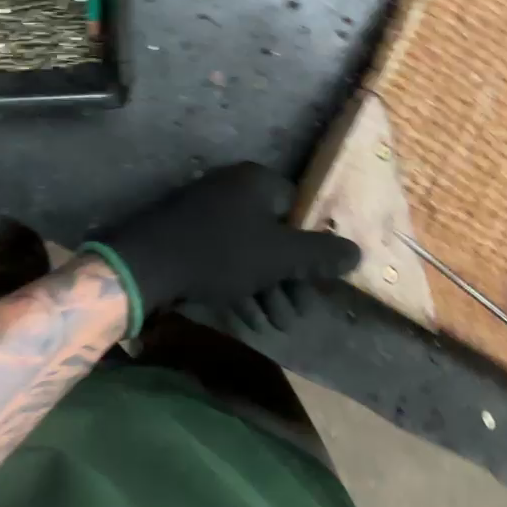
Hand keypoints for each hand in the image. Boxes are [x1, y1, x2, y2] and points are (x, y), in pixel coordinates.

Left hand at [83, 163, 358, 326]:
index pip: (298, 210)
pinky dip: (238, 285)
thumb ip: (320, 254)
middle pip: (273, 234)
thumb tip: (357, 252)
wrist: (149, 262)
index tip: (315, 282)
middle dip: (286, 279)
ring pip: (248, 251)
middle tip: (294, 314)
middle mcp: (232, 188)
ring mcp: (206, 210)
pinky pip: (223, 257)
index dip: (310, 248)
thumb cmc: (222, 252)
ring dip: (265, 289)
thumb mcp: (280, 257)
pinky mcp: (186, 234)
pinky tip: (247, 319)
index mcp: (256, 181)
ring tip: (274, 325)